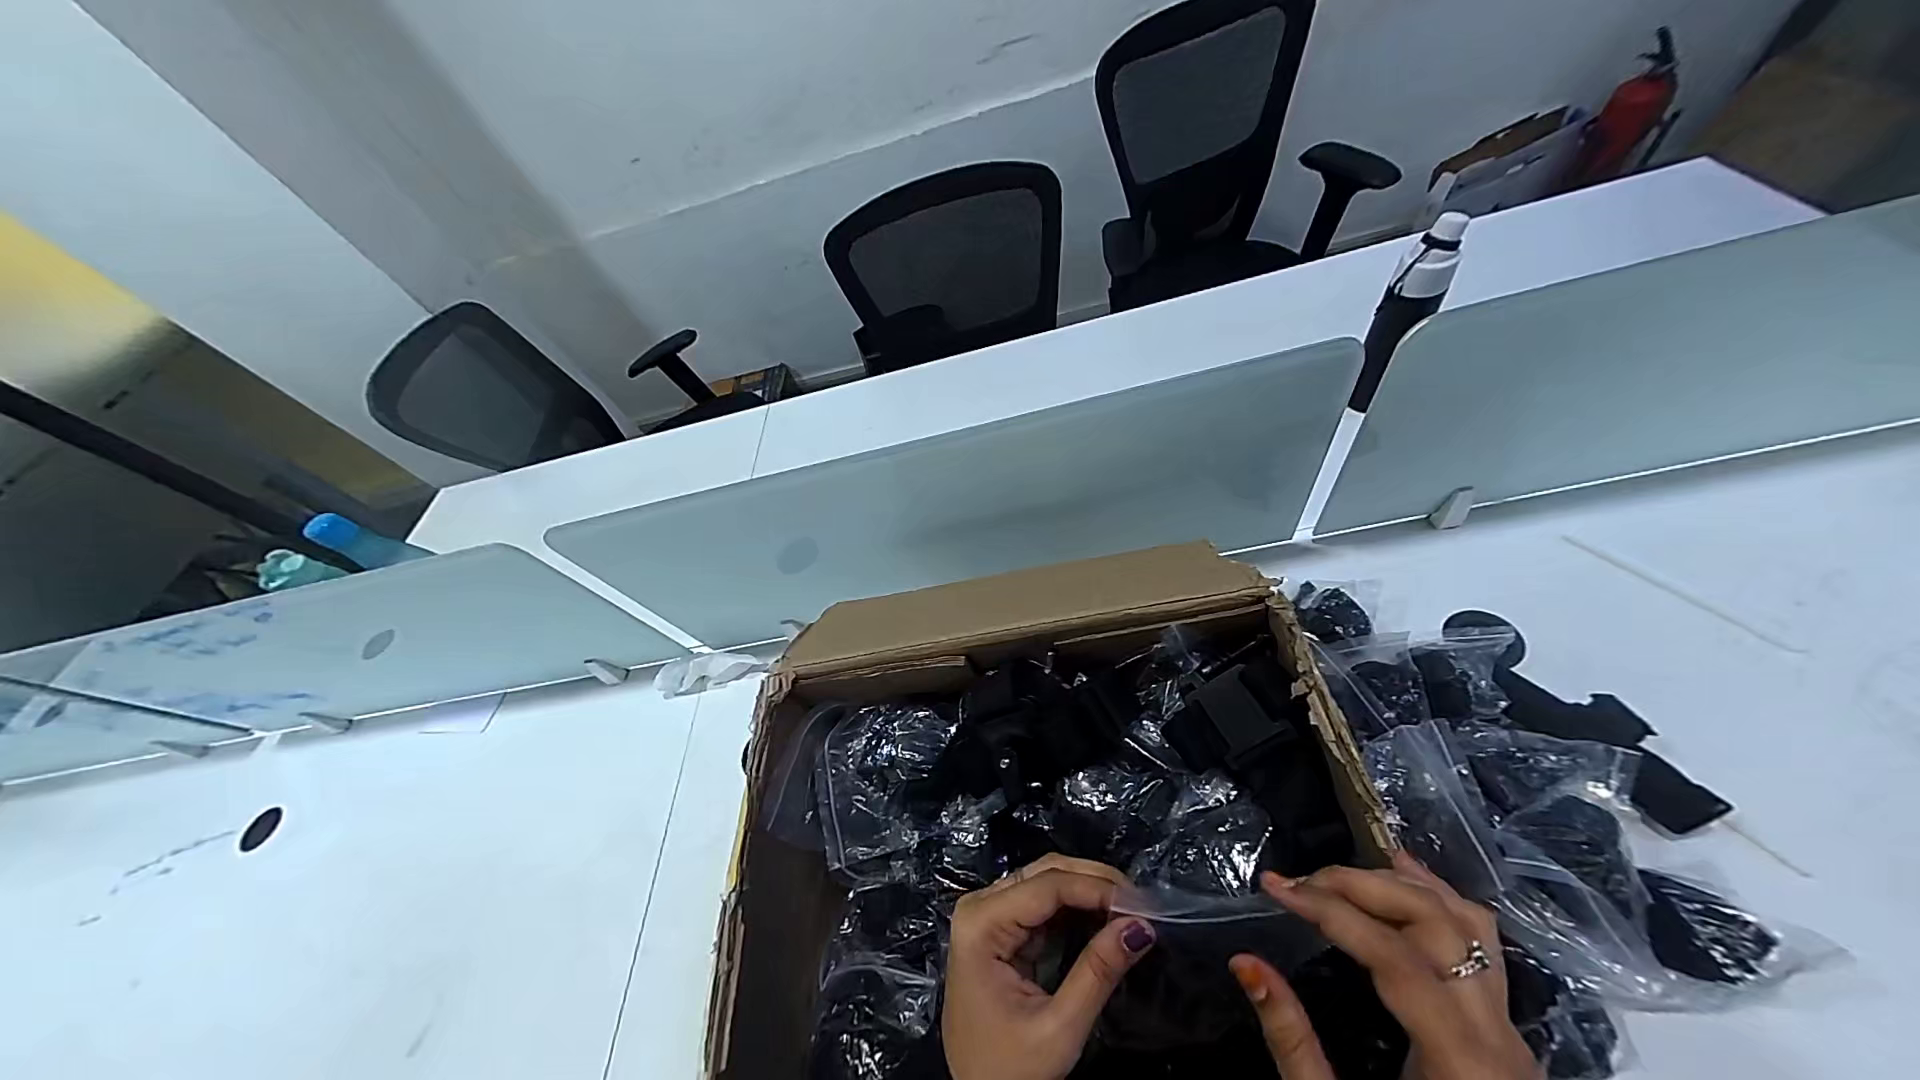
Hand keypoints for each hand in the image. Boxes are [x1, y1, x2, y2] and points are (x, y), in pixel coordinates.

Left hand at [943, 854, 1156, 1079]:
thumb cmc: (1008, 1069)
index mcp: (980, 922)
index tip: (1143, 904)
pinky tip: (1107, 916)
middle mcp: (980, 905)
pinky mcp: (1002, 927)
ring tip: (1132, 909)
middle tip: (1143, 903)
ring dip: (1090, 890)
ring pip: (1047, 881)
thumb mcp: (1058, 1028)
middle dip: (1096, 882)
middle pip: (1045, 873)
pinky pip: (1044, 903)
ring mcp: (989, 913)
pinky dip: (1078, 907)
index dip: (1097, 888)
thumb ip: (1097, 972)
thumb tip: (1140, 927)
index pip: (1047, 886)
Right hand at [1229, 851, 1538, 1079]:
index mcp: (1461, 1062)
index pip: (1392, 954)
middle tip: (1298, 881)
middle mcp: (1499, 1035)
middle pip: (1435, 923)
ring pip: (1469, 924)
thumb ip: (1292, 1041)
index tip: (1274, 886)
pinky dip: (1438, 900)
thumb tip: (1244, 963)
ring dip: (1402, 884)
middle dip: (1359, 885)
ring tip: (1343, 866)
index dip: (1328, 909)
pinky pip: (1481, 945)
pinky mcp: (1505, 1029)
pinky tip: (1405, 878)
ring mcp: (1511, 1030)